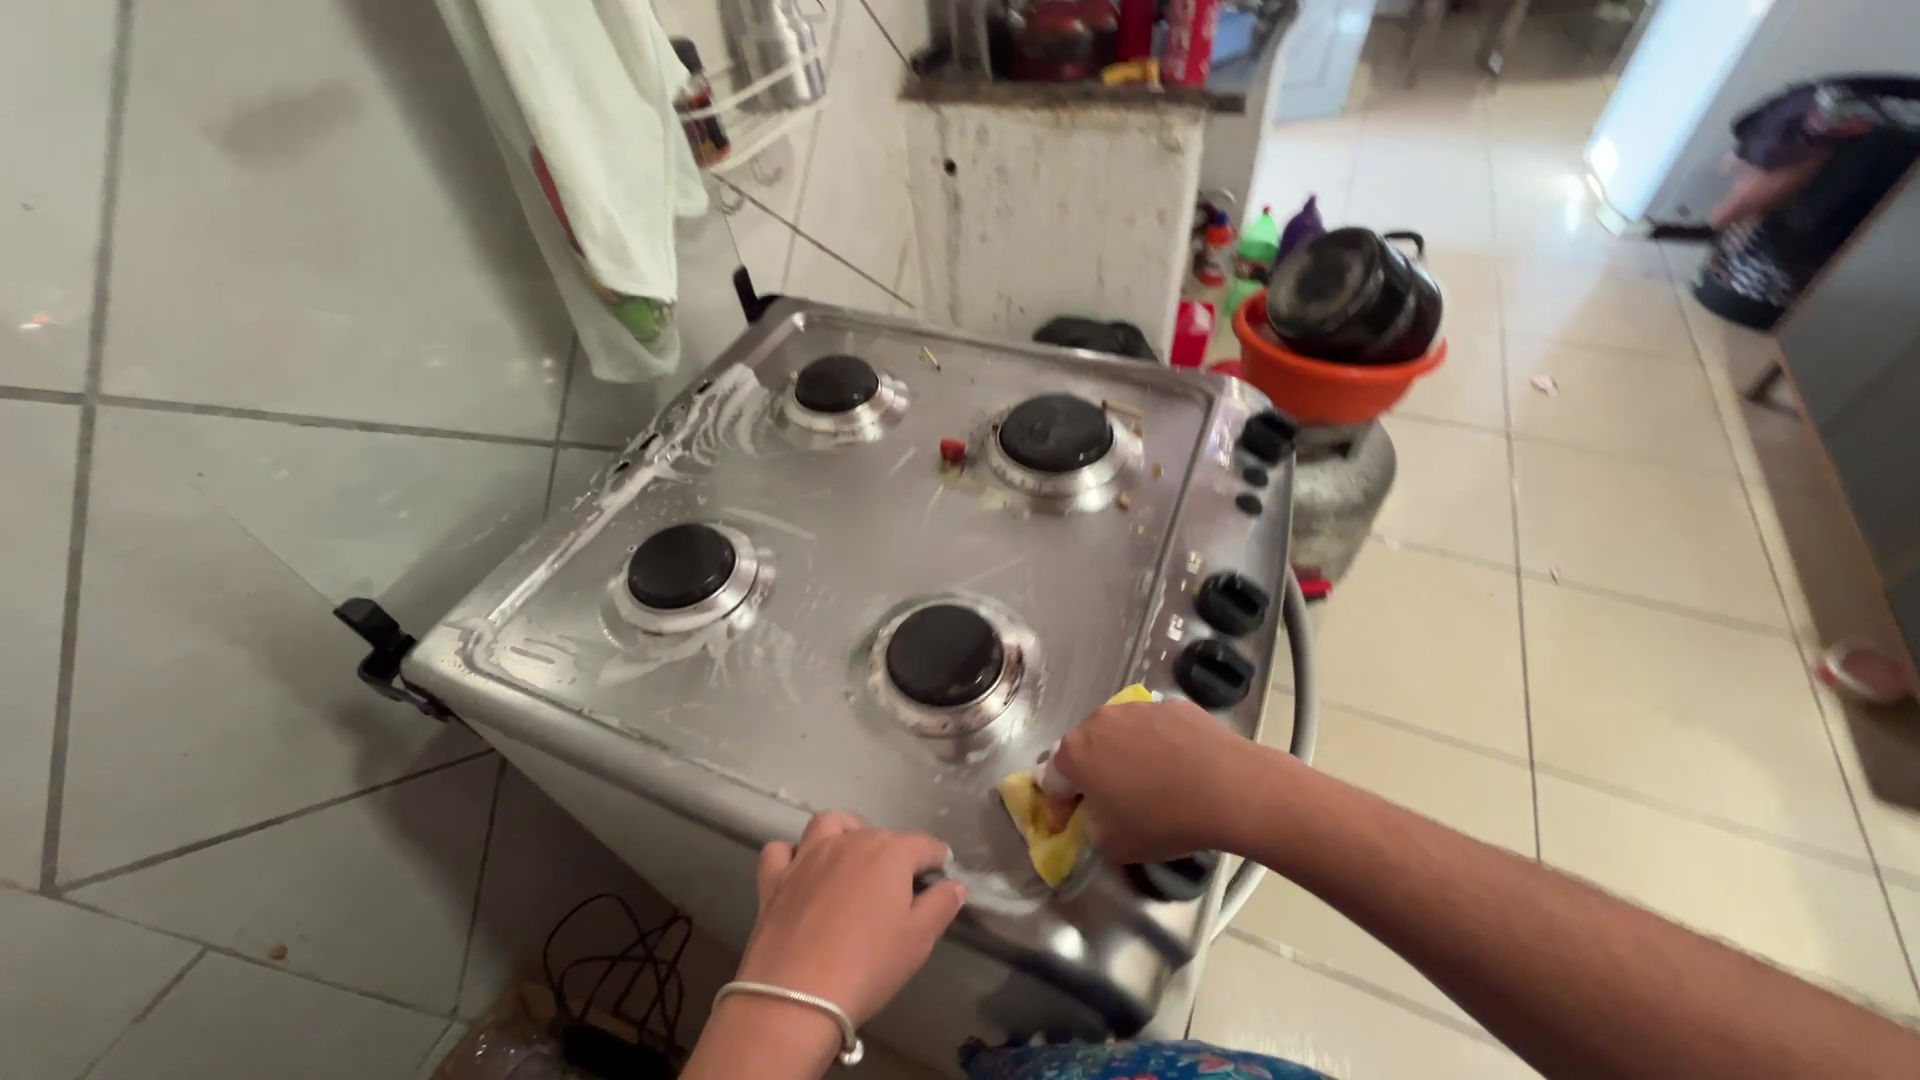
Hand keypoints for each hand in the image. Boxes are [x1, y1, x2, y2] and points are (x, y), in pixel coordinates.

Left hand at [736, 811, 966, 1025]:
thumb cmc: (868, 965)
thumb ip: (941, 906)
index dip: (937, 858)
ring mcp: (807, 856)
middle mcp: (849, 842)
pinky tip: (799, 871)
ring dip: (843, 832)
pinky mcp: (775, 878)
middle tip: (898, 887)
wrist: (796, 996)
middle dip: (893, 853)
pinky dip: (791, 855)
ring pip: (827, 824)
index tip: (941, 873)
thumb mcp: (919, 941)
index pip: (924, 844)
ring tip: (850, 856)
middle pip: (878, 835)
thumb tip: (955, 884)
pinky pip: (781, 851)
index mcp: (890, 853)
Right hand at [1049, 699, 1271, 862]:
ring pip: (1119, 734)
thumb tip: (1097, 817)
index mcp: (1074, 754)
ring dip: (1124, 756)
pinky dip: (1158, 745)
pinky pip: (1153, 728)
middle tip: (1114, 803)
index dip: (1062, 808)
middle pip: (1084, 751)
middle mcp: (1099, 720)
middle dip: (1092, 776)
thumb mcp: (1113, 845)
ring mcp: (1137, 708)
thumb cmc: (1164, 820)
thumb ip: (1090, 830)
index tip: (1077, 825)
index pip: (1053, 782)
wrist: (1232, 788)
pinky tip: (1181, 767)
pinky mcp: (1172, 704)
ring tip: (1152, 784)